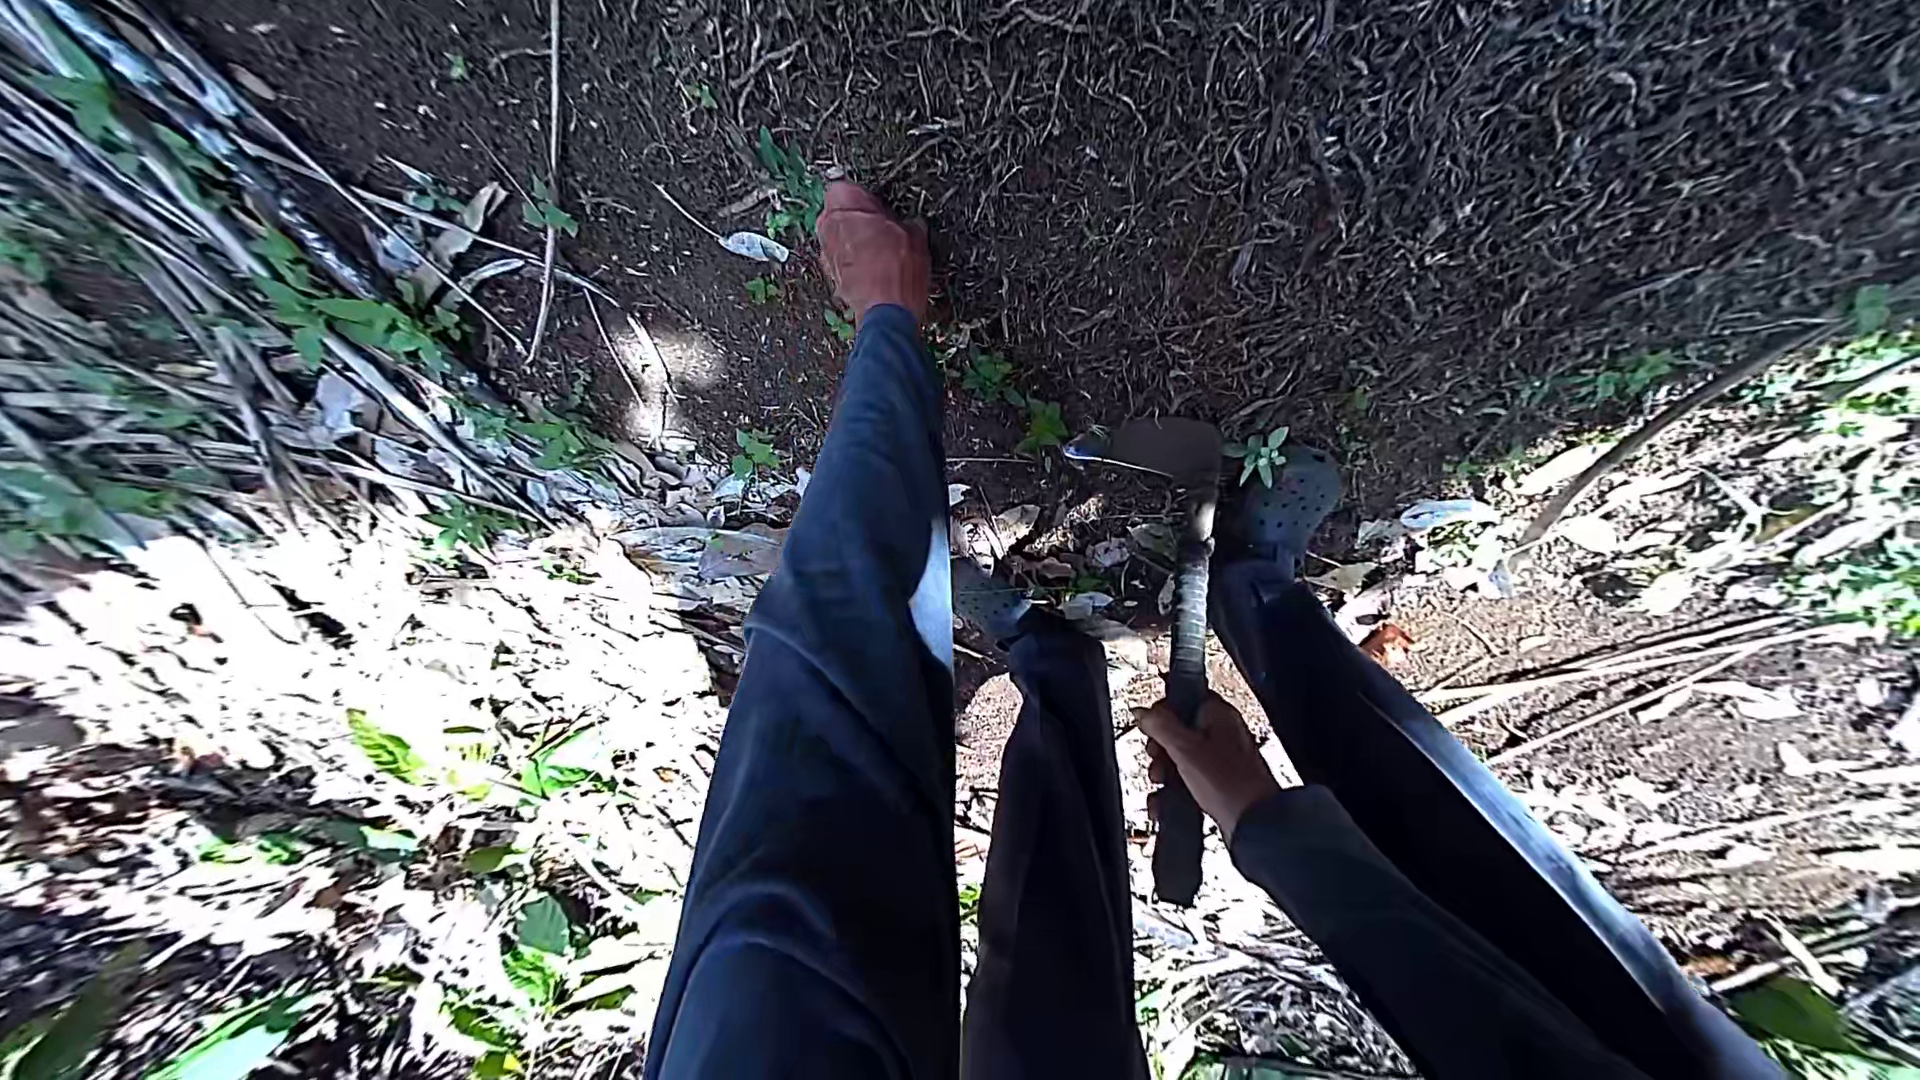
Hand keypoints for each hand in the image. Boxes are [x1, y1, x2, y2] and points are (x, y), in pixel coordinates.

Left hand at [816, 181, 928, 325]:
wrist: (888, 316)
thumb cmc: (896, 276)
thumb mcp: (915, 238)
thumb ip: (906, 222)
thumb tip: (911, 226)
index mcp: (843, 206)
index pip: (847, 187)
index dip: (868, 198)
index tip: (881, 207)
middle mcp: (828, 229)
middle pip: (840, 214)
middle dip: (859, 220)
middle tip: (884, 229)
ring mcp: (828, 256)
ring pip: (840, 239)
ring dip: (856, 243)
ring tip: (883, 254)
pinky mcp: (834, 279)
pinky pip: (843, 262)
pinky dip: (856, 265)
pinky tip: (877, 272)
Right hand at [1135, 693, 1280, 843]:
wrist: (1256, 826)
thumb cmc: (1229, 782)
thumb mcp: (1183, 746)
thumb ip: (1158, 724)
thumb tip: (1140, 711)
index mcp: (1218, 714)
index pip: (1182, 698)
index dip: (1161, 712)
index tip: (1150, 726)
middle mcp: (1222, 734)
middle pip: (1177, 730)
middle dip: (1159, 747)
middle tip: (1156, 758)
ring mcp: (1221, 760)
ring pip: (1179, 757)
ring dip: (1163, 771)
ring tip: (1160, 783)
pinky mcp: (1220, 784)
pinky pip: (1188, 779)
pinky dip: (1173, 790)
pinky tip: (1164, 802)